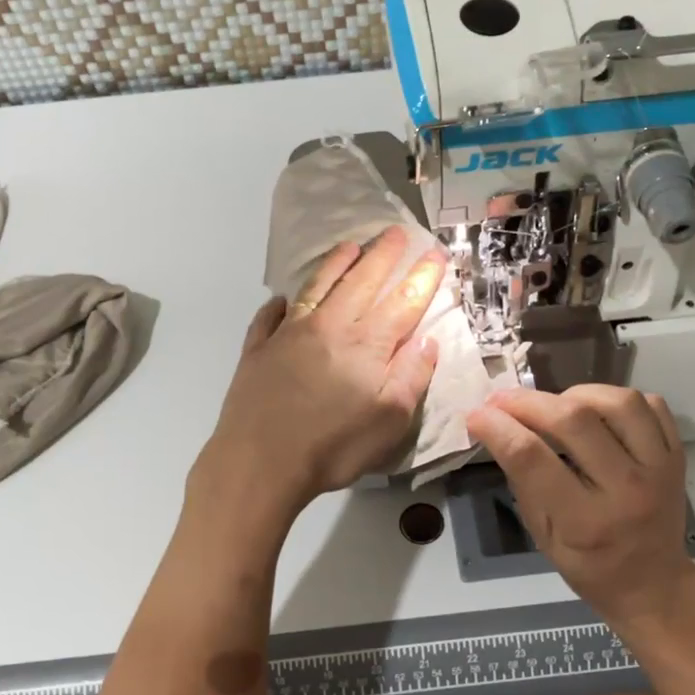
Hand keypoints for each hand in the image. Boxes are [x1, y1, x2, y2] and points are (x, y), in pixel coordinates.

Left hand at [199, 226, 444, 513]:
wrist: (259, 462)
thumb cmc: (333, 447)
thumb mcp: (390, 421)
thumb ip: (412, 376)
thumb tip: (427, 339)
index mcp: (367, 345)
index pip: (403, 302)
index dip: (422, 277)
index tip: (435, 253)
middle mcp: (330, 327)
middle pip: (361, 282)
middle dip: (383, 255)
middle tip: (397, 232)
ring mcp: (289, 334)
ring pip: (318, 287)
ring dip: (336, 264)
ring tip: (351, 245)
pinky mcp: (258, 350)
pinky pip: (271, 316)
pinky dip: (281, 303)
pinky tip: (284, 299)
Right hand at [466, 386, 694, 623]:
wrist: (653, 584)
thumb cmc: (589, 566)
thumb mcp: (543, 537)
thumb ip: (524, 483)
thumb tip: (496, 429)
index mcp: (585, 521)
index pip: (533, 458)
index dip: (498, 428)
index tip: (477, 415)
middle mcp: (626, 489)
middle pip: (574, 421)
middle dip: (528, 403)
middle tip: (502, 401)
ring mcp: (658, 469)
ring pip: (618, 402)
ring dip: (575, 394)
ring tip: (555, 404)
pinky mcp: (677, 456)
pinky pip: (651, 405)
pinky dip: (618, 398)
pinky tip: (597, 410)